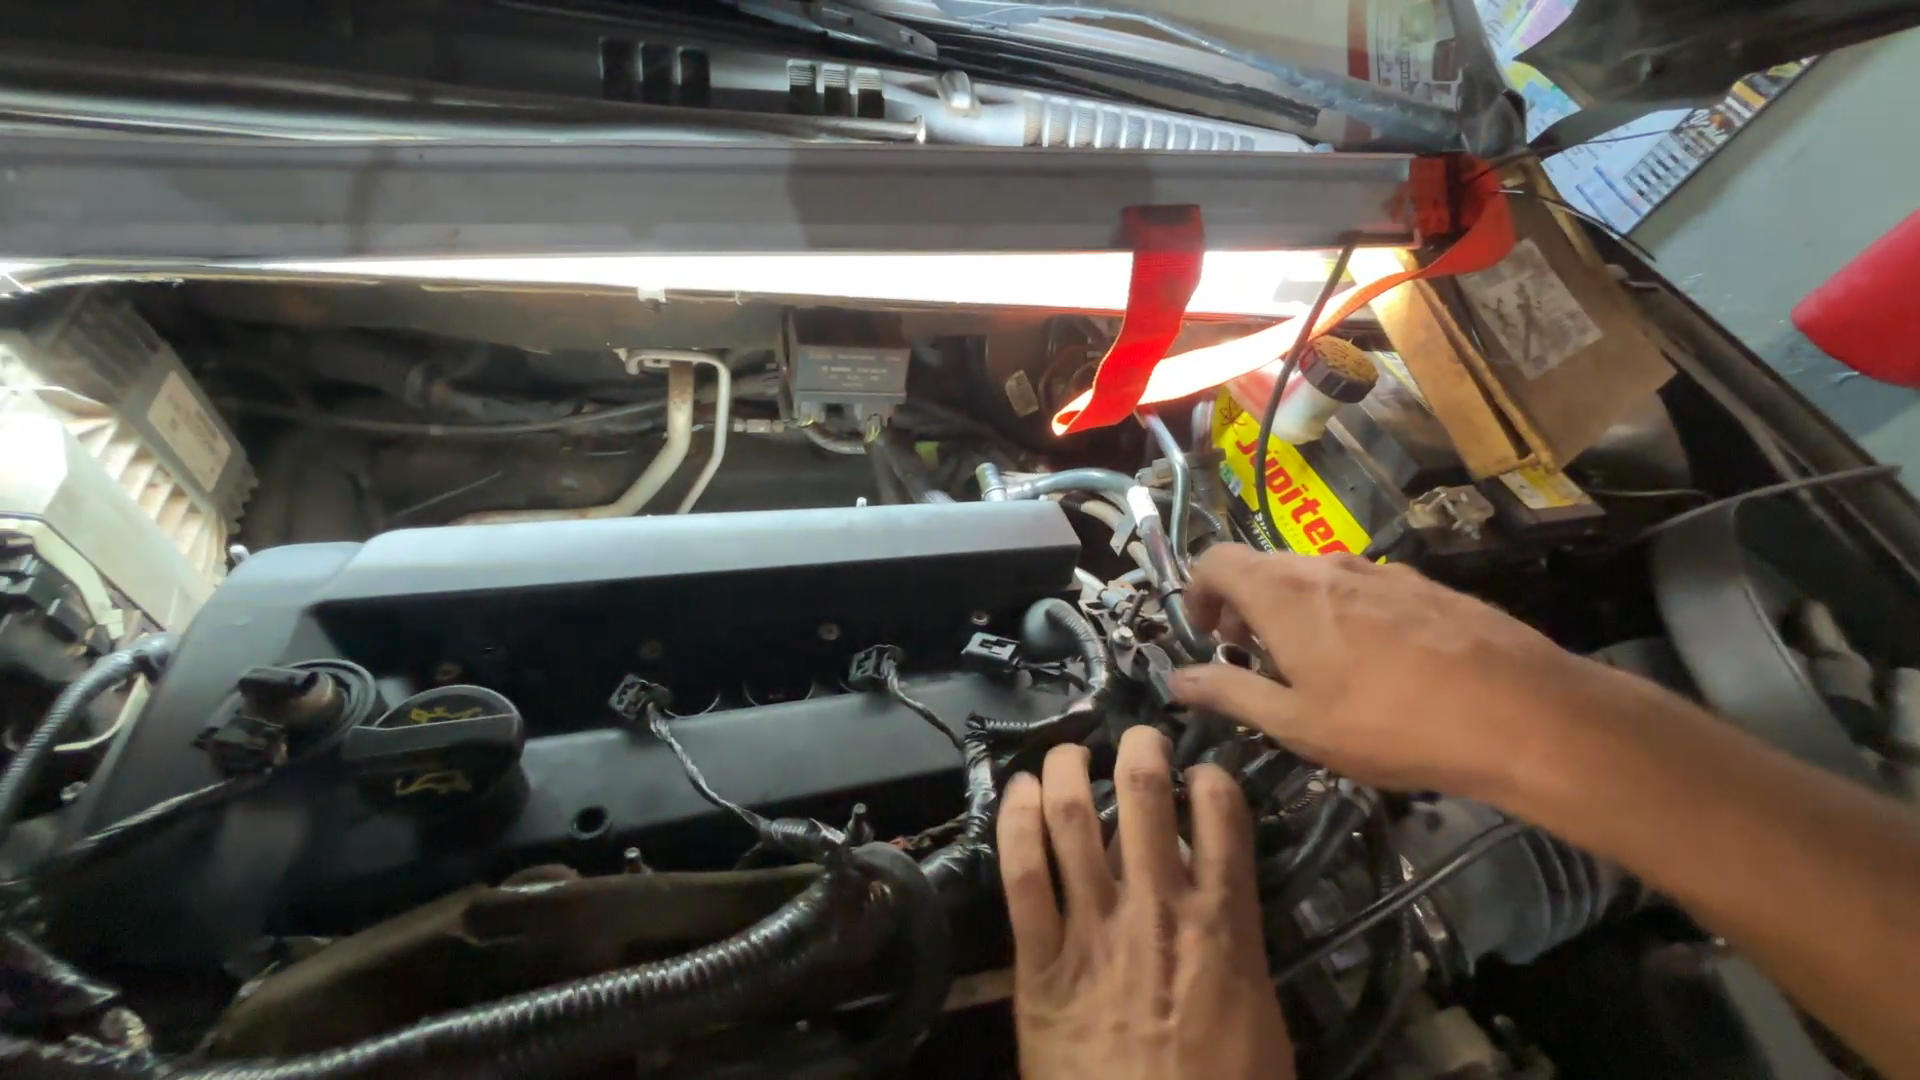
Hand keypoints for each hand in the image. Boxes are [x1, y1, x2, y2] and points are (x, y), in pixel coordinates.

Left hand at [996, 725, 1292, 1079]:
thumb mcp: (1261, 1026)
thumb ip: (1239, 950)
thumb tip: (1216, 898)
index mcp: (1221, 927)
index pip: (1222, 818)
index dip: (1212, 779)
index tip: (1201, 771)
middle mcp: (1154, 909)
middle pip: (1143, 798)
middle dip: (1139, 749)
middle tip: (1136, 736)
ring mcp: (1091, 929)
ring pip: (1074, 820)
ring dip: (1070, 770)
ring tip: (1070, 750)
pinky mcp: (1038, 960)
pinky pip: (1022, 874)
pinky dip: (1017, 822)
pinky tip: (1020, 790)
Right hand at [1168, 544, 1642, 802]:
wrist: (1527, 715)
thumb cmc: (1390, 722)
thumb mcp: (1296, 722)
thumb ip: (1230, 692)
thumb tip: (1177, 678)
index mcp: (1283, 593)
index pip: (1214, 561)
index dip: (1197, 592)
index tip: (1207, 636)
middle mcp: (1325, 567)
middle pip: (1261, 567)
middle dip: (1243, 607)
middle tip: (1253, 658)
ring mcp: (1380, 571)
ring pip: (1312, 577)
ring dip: (1291, 610)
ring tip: (1311, 665)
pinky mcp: (1424, 586)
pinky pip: (1359, 588)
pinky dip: (1339, 612)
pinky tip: (1373, 664)